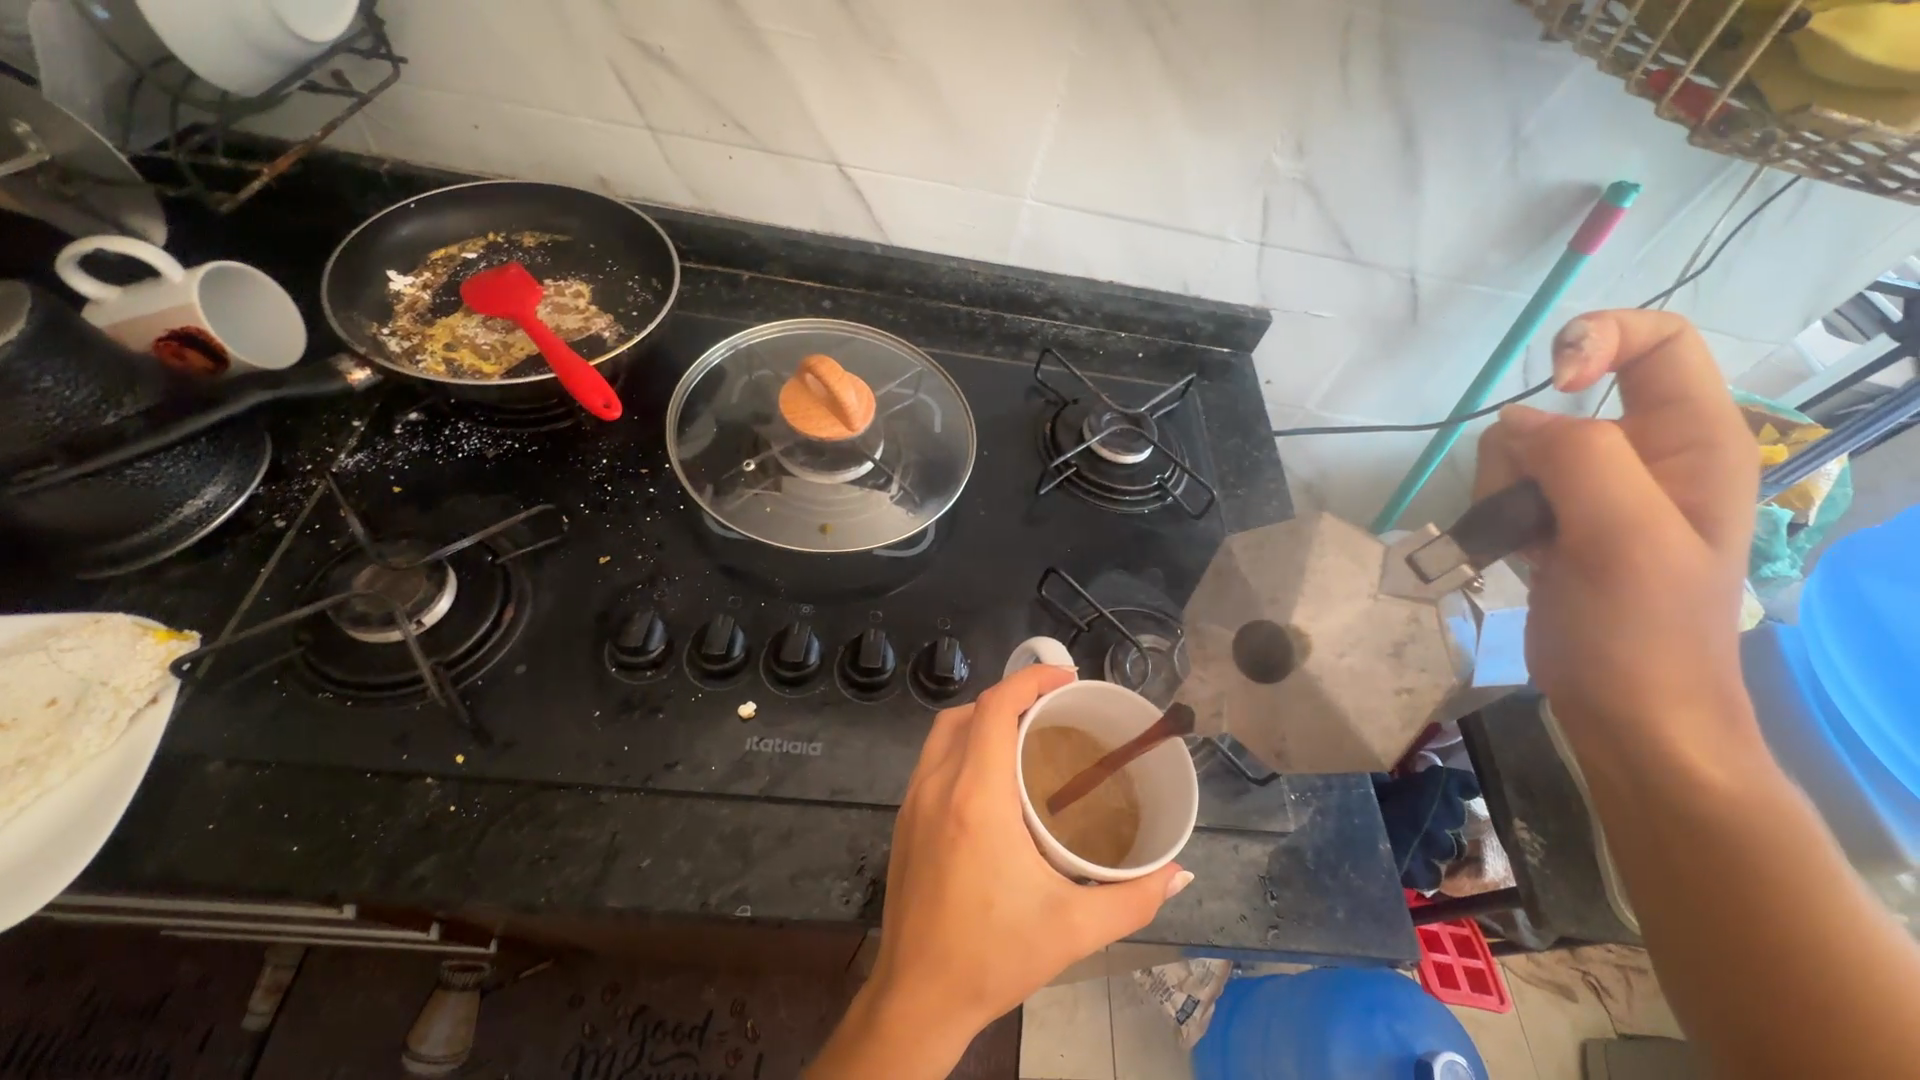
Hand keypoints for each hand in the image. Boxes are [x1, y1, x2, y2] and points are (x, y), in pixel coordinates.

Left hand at [806, 665, 1191, 1078]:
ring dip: (983, 721)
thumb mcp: (1074, 928)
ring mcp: (913, 804)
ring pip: (944, 734)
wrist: (917, 997)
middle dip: (1011, 698)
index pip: (996, 709)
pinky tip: (995, 782)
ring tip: (1028, 740)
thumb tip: (1180, 873)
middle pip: (968, 713)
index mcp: (975, 798)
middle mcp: (936, 788)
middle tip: (1055, 712)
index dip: (1030, 680)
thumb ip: (1134, 897)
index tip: (1067, 678)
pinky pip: (932, 762)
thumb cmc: (993, 956)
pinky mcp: (904, 823)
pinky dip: (963, 749)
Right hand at [1474, 310, 1759, 760]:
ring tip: (1534, 545)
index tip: (1554, 388)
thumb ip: (1578, 458)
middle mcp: (1651, 455)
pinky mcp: (1559, 522)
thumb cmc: (1643, 633)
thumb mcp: (1623, 537)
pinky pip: (1506, 488)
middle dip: (1530, 452)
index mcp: (1697, 442)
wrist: (1628, 715)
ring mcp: (1600, 493)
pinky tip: (1522, 555)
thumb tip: (1518, 424)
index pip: (1658, 340)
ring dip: (1506, 492)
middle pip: (1562, 403)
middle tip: (1544, 513)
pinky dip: (1499, 516)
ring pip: (1519, 448)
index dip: (1600, 340)